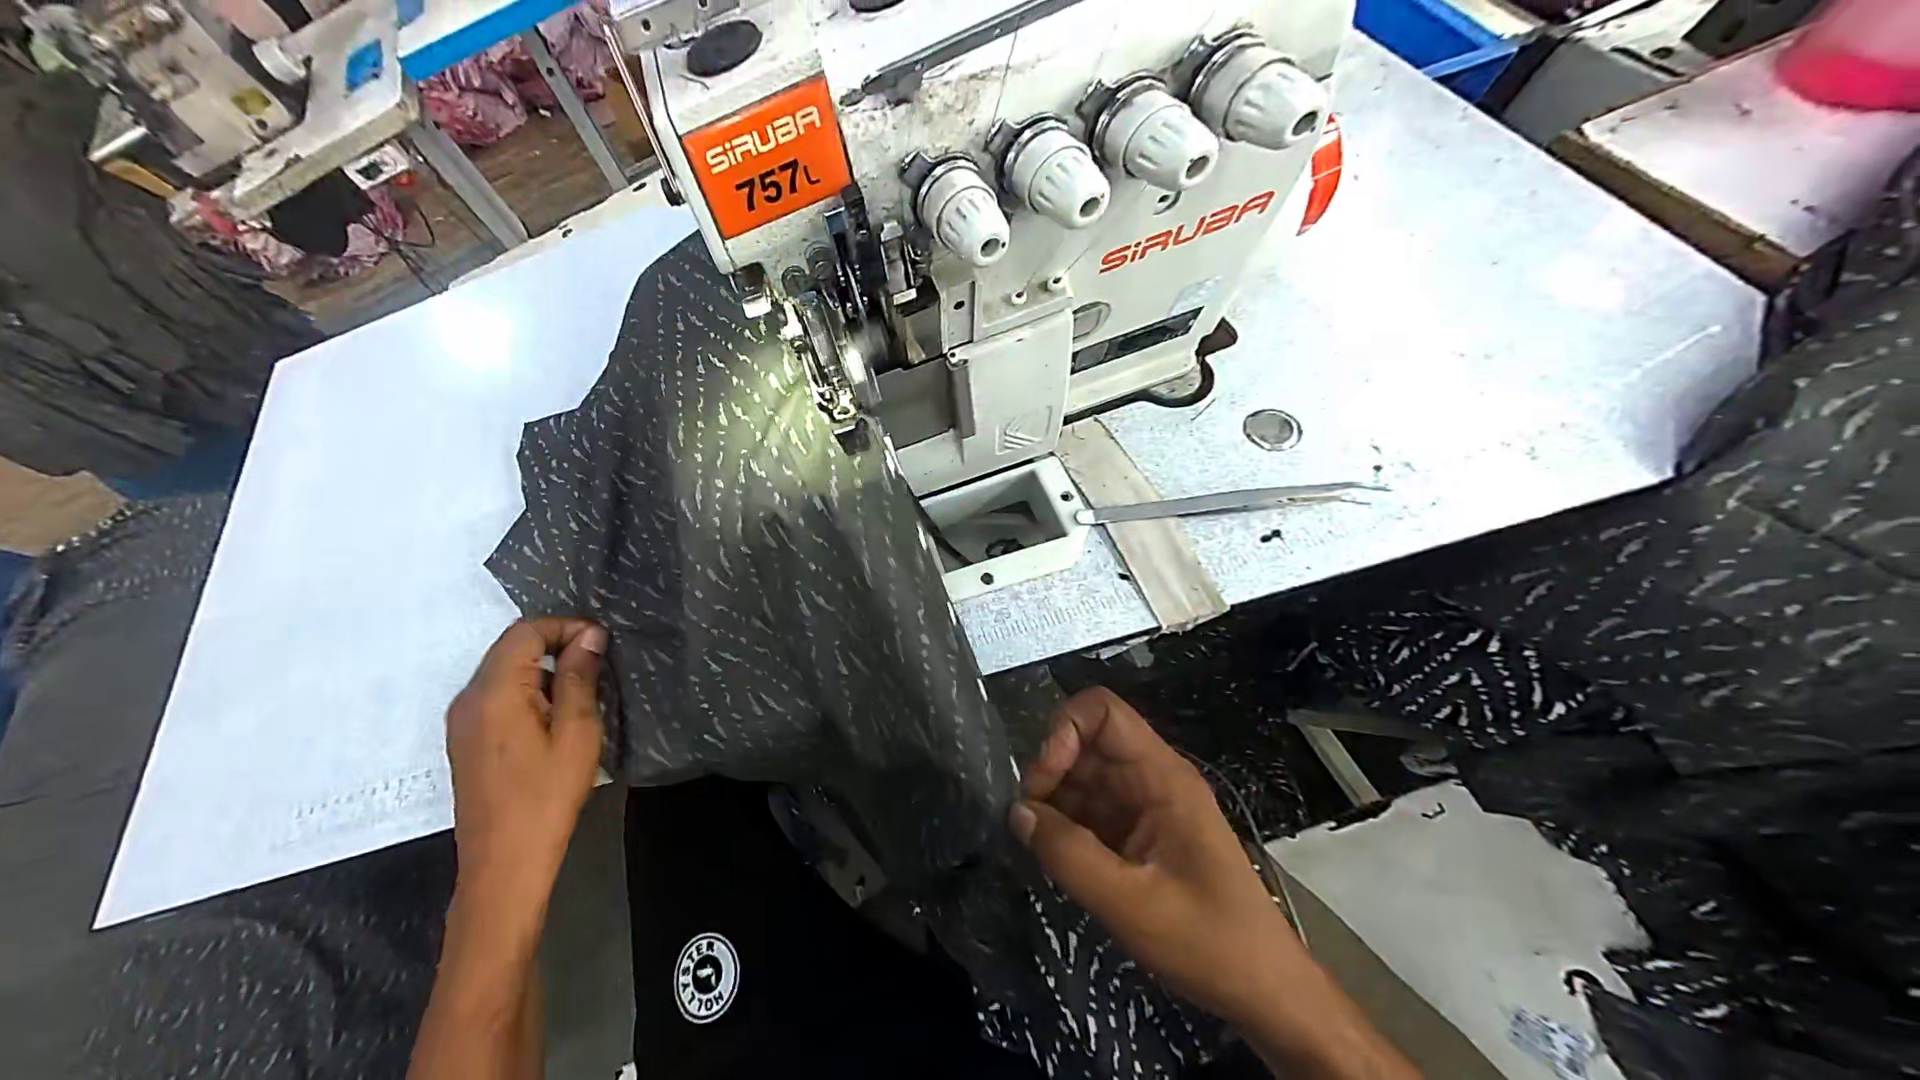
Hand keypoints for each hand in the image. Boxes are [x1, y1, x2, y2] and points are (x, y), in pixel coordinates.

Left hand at [445, 617, 607, 920]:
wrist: (504, 861)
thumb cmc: (547, 795)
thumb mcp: (577, 732)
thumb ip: (580, 678)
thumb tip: (589, 636)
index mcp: (495, 692)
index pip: (525, 632)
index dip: (566, 627)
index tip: (602, 643)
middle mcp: (468, 698)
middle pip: (511, 647)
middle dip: (556, 644)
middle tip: (599, 663)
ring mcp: (462, 720)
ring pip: (505, 670)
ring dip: (544, 668)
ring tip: (585, 689)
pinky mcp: (466, 738)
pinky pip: (498, 694)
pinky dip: (529, 689)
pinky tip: (557, 714)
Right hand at [1008, 687, 1304, 1025]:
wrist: (1262, 988)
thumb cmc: (1208, 941)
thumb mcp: (1132, 904)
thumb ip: (1069, 855)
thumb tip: (1017, 813)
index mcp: (1161, 777)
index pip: (1103, 712)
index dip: (1064, 731)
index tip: (1042, 781)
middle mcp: (1150, 779)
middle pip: (1085, 743)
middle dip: (1049, 771)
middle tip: (1028, 820)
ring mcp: (1143, 805)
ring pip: (1081, 777)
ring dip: (1052, 800)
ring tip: (1036, 842)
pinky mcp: (1135, 833)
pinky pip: (1088, 810)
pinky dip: (1063, 824)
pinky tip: (1051, 854)